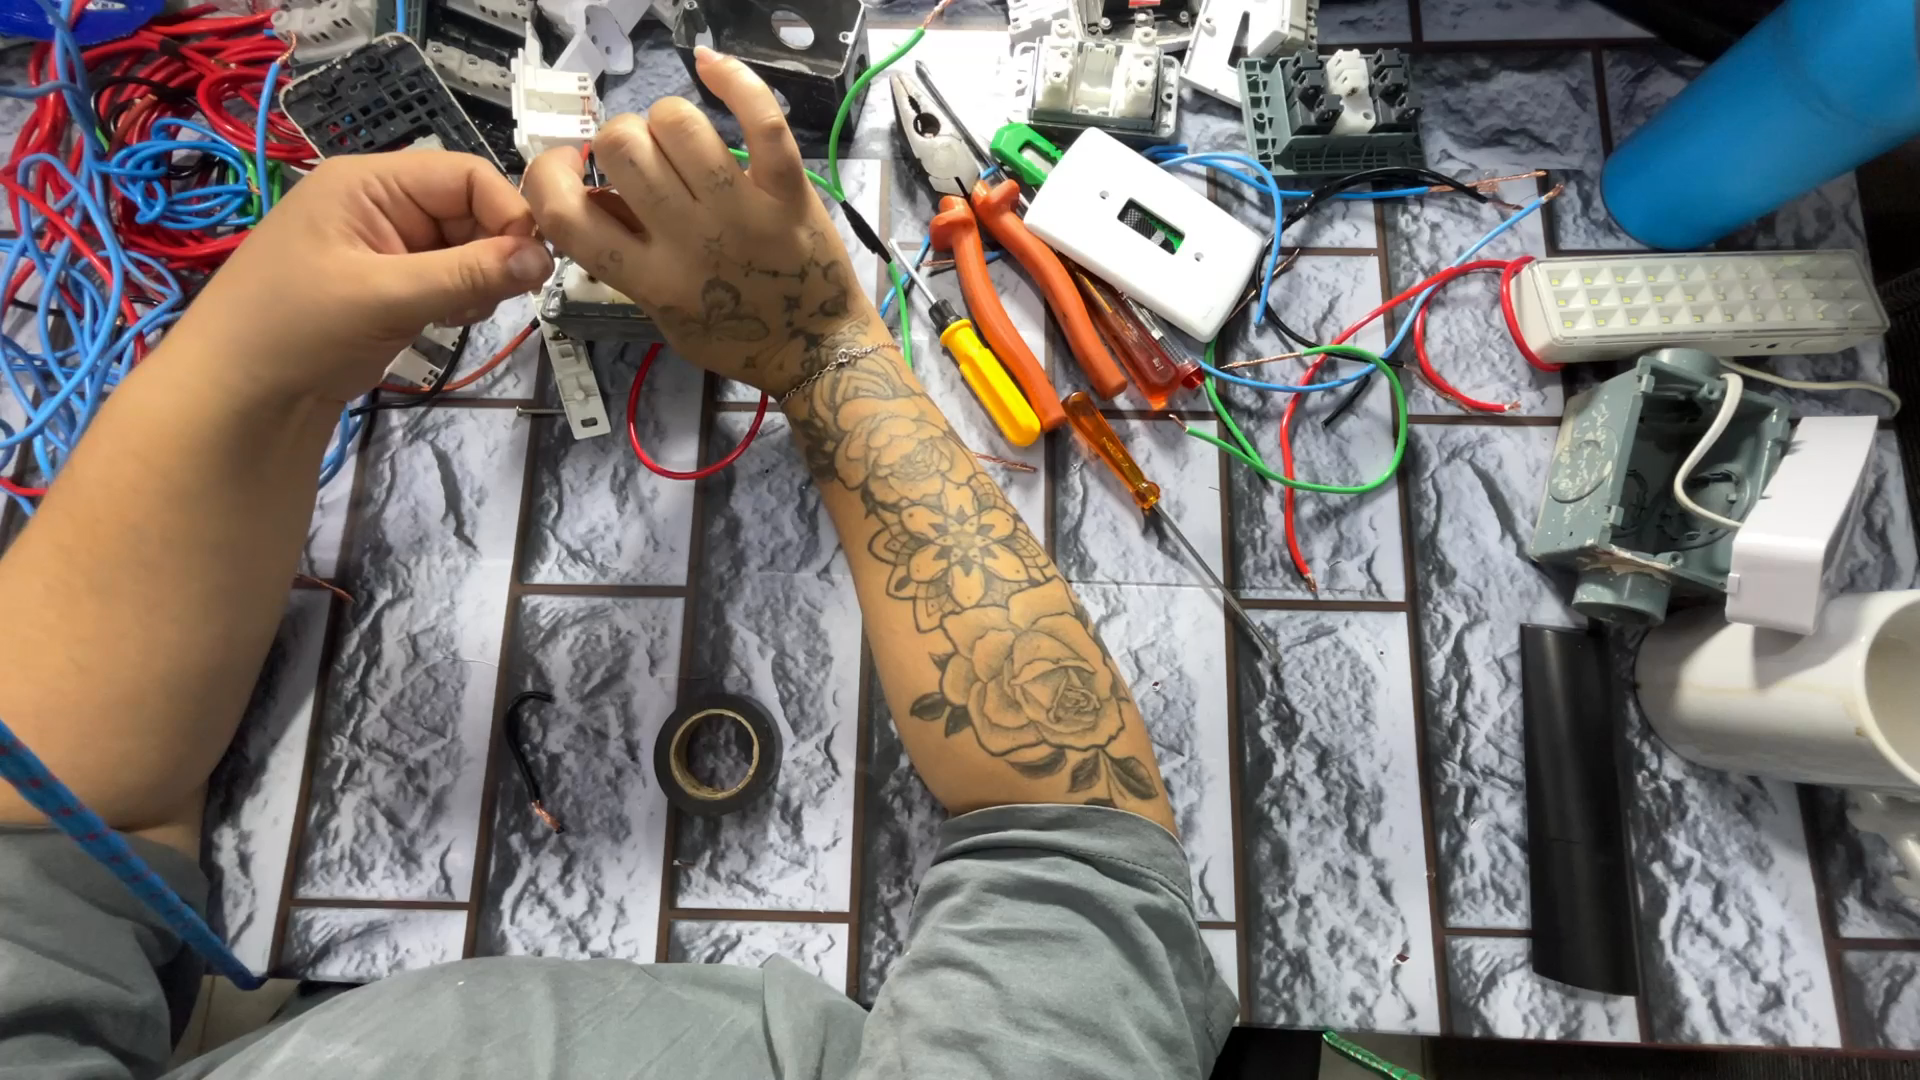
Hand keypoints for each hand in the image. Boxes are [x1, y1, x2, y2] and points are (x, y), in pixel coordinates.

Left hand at [167, 150, 553, 404]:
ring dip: (485, 282)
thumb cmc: (300, 329)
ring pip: (475, 249)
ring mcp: (395, 245)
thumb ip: (470, 274)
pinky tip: (450, 320)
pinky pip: (460, 277)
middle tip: (492, 297)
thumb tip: (544, 259)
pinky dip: (470, 299)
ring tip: (459, 313)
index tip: (532, 267)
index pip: (468, 176)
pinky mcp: (402, 281)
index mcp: (372, 184)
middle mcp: (387, 204)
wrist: (250, 391)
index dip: (509, 214)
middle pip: (476, 211)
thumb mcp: (389, 296)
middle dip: (497, 254)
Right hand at [522, 46, 875, 397]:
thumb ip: (628, 266)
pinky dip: (735, 80)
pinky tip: (711, 69)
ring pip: (675, 121)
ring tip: (686, 147)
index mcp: (653, 280)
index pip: (568, 214)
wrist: (819, 354)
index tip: (571, 172)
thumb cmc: (741, 340)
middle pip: (622, 146)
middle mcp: (692, 242)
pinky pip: (762, 120)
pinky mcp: (789, 195)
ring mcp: (744, 214)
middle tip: (649, 167)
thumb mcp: (667, 321)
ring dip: (669, 123)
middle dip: (622, 144)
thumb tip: (595, 200)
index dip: (548, 178)